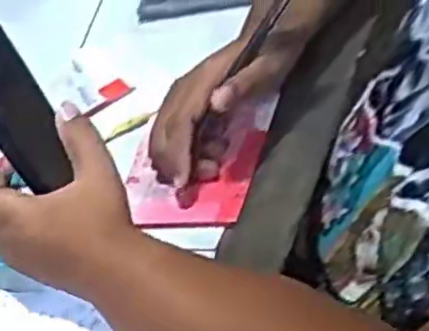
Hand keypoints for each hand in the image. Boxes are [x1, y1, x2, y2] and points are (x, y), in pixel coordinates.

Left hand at [0, 108, 135, 297]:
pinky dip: (12, 230)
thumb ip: (77, 136)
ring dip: (1, 213)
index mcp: (13, 217)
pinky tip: (38, 218)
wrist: (114, 272)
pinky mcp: (31, 271)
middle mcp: (9, 242)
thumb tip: (63, 111)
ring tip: (24, 193)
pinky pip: (9, 248)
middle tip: (11, 173)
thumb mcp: (95, 170)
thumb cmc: (102, 222)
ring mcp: (18, 260)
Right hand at [149, 33, 298, 193]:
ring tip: (208, 170)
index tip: (182, 183)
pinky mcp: (177, 114)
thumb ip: (244, 83)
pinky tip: (199, 163)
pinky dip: (177, 161)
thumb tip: (216, 102)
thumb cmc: (268, 57)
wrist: (264, 42)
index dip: (177, 156)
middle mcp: (179, 94)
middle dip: (172, 168)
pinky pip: (166, 144)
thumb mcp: (266, 66)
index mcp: (197, 83)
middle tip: (190, 189)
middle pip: (161, 139)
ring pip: (160, 145)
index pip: (177, 125)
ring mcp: (175, 105)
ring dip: (176, 167)